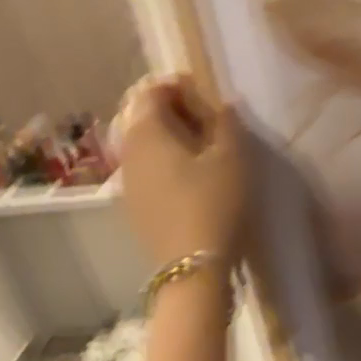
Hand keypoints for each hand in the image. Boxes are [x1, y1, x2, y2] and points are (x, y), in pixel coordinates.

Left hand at [114, 73, 246, 267]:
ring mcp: (128, 183)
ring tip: (206, 162)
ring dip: (174, 147)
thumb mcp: (233, 159)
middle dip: (178, 117)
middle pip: (148, 119)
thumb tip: (221, 104)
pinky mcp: (135, 211)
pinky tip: (193, 190)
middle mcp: (127, 150)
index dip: (185, 89)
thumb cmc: (214, 206)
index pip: (156, 89)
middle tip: (211, 132)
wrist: (193, 271)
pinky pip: (150, 177)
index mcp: (146, 129)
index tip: (212, 104)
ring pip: (149, 150)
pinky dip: (169, 172)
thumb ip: (227, 123)